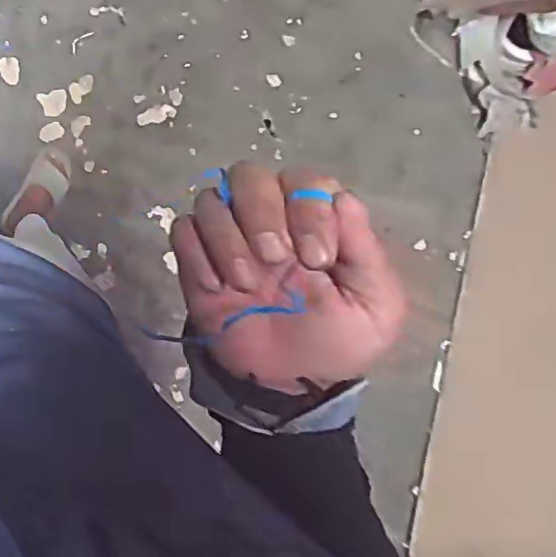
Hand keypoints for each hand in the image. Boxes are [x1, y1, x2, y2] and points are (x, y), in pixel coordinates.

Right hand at [168, 162, 405, 392]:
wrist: (284, 381)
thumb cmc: (334, 342)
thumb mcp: (374, 307)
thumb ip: (365, 252)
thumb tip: (343, 198)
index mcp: (314, 221)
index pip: (305, 181)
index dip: (307, 209)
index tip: (316, 258)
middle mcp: (268, 218)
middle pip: (248, 175)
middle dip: (261, 213)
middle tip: (274, 259)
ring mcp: (226, 235)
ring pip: (210, 200)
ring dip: (227, 239)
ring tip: (246, 283)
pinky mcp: (193, 257)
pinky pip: (182, 229)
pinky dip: (195, 254)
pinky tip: (216, 287)